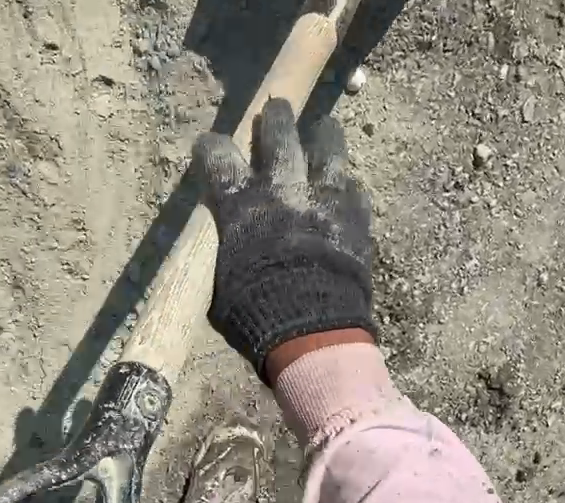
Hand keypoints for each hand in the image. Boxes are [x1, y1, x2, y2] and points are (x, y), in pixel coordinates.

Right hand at [192, 97, 375, 381]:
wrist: (311, 328)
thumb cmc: (254, 316)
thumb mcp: (221, 288)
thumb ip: (226, 255)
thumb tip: (228, 252)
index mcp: (239, 207)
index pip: (217, 159)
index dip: (211, 149)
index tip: (209, 146)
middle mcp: (280, 189)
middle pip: (277, 133)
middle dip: (274, 120)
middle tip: (275, 112)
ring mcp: (322, 196)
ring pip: (327, 145)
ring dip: (323, 137)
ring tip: (324, 131)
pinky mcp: (355, 214)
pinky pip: (354, 187)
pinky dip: (348, 187)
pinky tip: (347, 190)